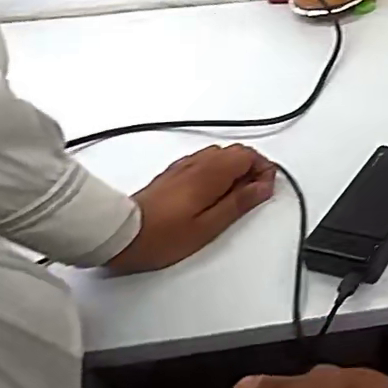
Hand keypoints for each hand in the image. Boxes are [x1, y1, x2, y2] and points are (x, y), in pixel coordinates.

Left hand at [110, 145, 276, 271]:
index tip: (265, 188)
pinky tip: (214, 194)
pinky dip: (217, 172)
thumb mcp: (210, 226)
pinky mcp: (173, 175)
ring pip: (220, 156)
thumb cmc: (161, 236)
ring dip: (235, 170)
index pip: (248, 155)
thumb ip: (240, 202)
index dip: (263, 170)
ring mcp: (183, 167)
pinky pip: (204, 163)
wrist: (121, 235)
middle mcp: (196, 164)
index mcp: (210, 173)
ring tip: (235, 197)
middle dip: (252, 168)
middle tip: (255, 193)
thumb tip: (263, 187)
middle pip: (236, 152)